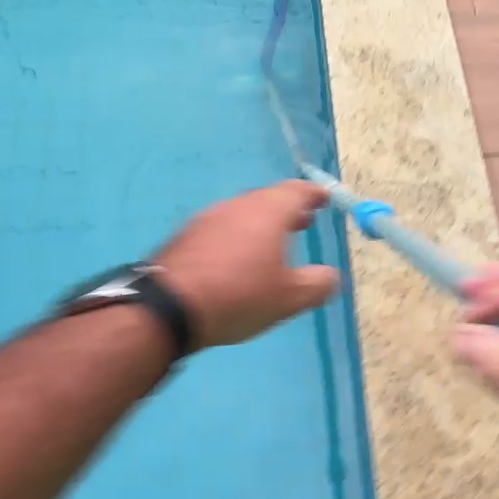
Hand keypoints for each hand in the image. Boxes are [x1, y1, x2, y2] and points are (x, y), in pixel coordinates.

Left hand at [153, 181, 339, 348]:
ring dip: (262, 223)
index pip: (298, 190)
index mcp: (269, 212)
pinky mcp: (186, 237)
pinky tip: (237, 260)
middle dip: (290, 209)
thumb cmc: (239, 295)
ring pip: (244, 213)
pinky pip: (222, 228)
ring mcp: (208, 219)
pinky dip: (238, 236)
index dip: (315, 194)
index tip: (325, 198)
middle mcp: (239, 206)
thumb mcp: (290, 298)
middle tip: (304, 222)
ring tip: (273, 244)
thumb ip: (319, 284)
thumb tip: (332, 276)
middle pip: (269, 198)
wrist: (167, 308)